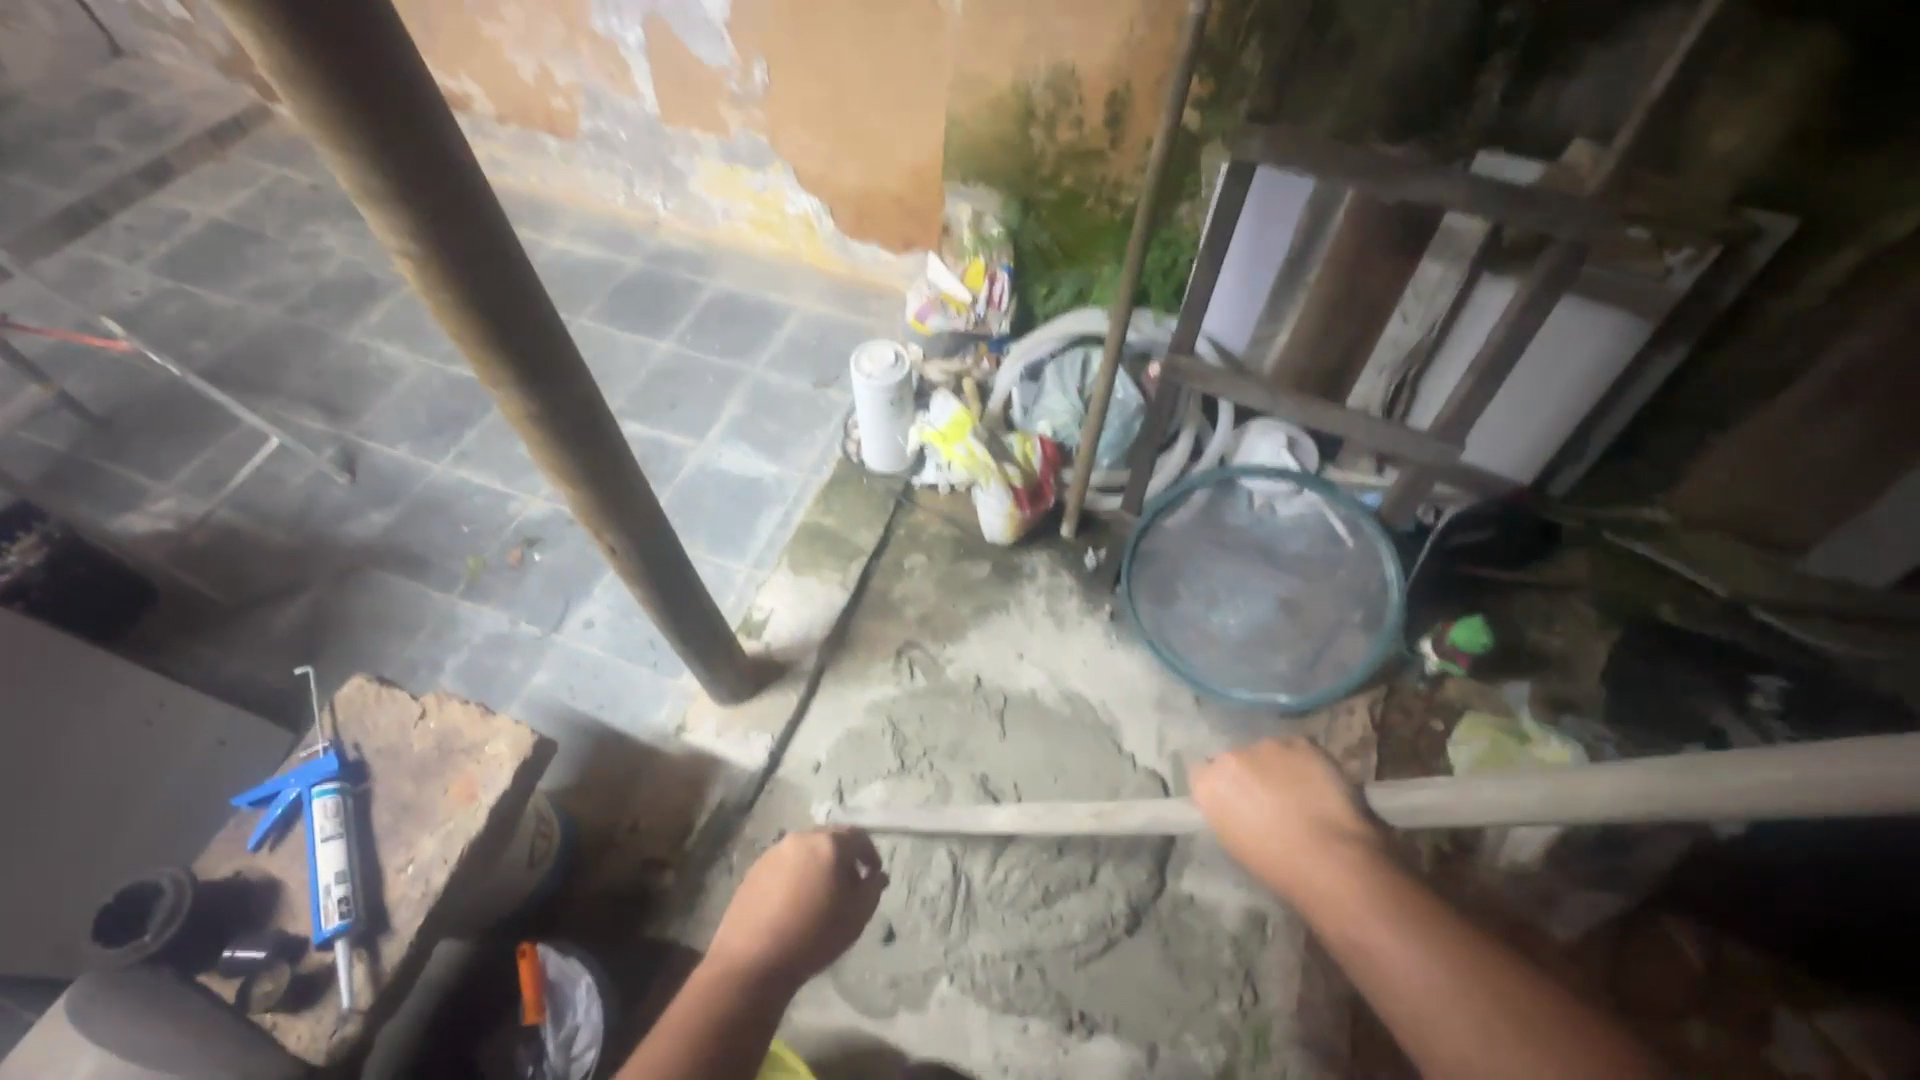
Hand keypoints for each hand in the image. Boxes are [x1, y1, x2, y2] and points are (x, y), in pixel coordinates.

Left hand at [704, 827, 888, 991]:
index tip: (873, 875)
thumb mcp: (857, 916)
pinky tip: (796, 901)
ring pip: (806, 851)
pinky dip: (797, 874)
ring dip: (819, 865)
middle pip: (830, 839)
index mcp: (829, 844)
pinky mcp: (755, 869)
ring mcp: (774, 852)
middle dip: (844, 857)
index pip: (859, 837)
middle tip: (849, 884)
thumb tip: (876, 875)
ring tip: (821, 894)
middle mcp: (801, 839)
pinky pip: (786, 863)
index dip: (870, 854)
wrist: (753, 959)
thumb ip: (873, 889)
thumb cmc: (814, 936)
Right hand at [1190, 737, 1383, 899]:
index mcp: (1207, 783)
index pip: (1204, 774)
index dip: (1222, 786)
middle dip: (1248, 773)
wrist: (1325, 856)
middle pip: (1235, 758)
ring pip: (1268, 752)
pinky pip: (1298, 750)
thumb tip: (1236, 802)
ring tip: (1297, 791)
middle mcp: (1229, 756)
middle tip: (1268, 797)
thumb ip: (1224, 809)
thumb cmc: (1272, 861)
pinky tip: (1318, 785)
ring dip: (1276, 766)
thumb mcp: (1230, 839)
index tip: (1236, 801)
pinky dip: (1304, 763)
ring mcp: (1266, 745)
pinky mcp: (1301, 743)